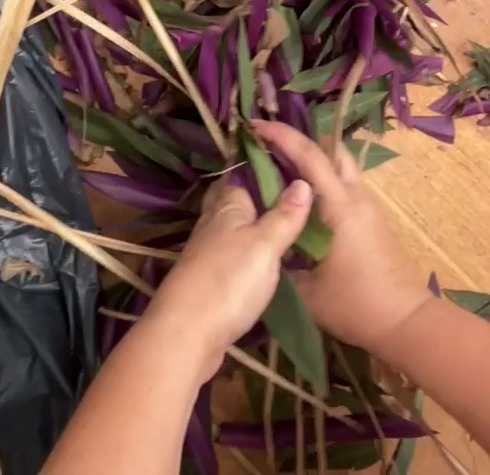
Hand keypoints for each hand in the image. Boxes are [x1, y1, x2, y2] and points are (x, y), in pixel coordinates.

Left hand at [143, 173, 313, 365]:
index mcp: (227, 206)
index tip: (289, 155)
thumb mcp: (264, 245)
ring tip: (287, 217)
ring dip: (256, 219)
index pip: (242, 172)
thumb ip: (284, 215)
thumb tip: (303, 181)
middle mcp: (214, 222)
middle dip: (258, 190)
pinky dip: (251, 245)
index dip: (262, 162)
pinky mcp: (212, 276)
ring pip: (235, 224)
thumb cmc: (228, 281)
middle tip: (291, 187)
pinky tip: (268, 253)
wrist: (187, 334)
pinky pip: (235, 249)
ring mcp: (210, 250)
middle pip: (235, 197)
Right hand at [251, 120, 428, 351]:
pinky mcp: (370, 218)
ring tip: (278, 169)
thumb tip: (259, 239)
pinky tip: (299, 199)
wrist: (407, 323)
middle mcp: (356, 196)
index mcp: (340, 206)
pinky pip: (342, 184)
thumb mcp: (307, 292)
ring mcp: (367, 205)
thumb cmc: (358, 306)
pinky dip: (320, 179)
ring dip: (311, 159)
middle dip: (300, 140)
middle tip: (268, 145)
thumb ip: (281, 260)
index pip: (310, 155)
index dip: (281, 135)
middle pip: (331, 148)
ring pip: (339, 164)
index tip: (254, 126)